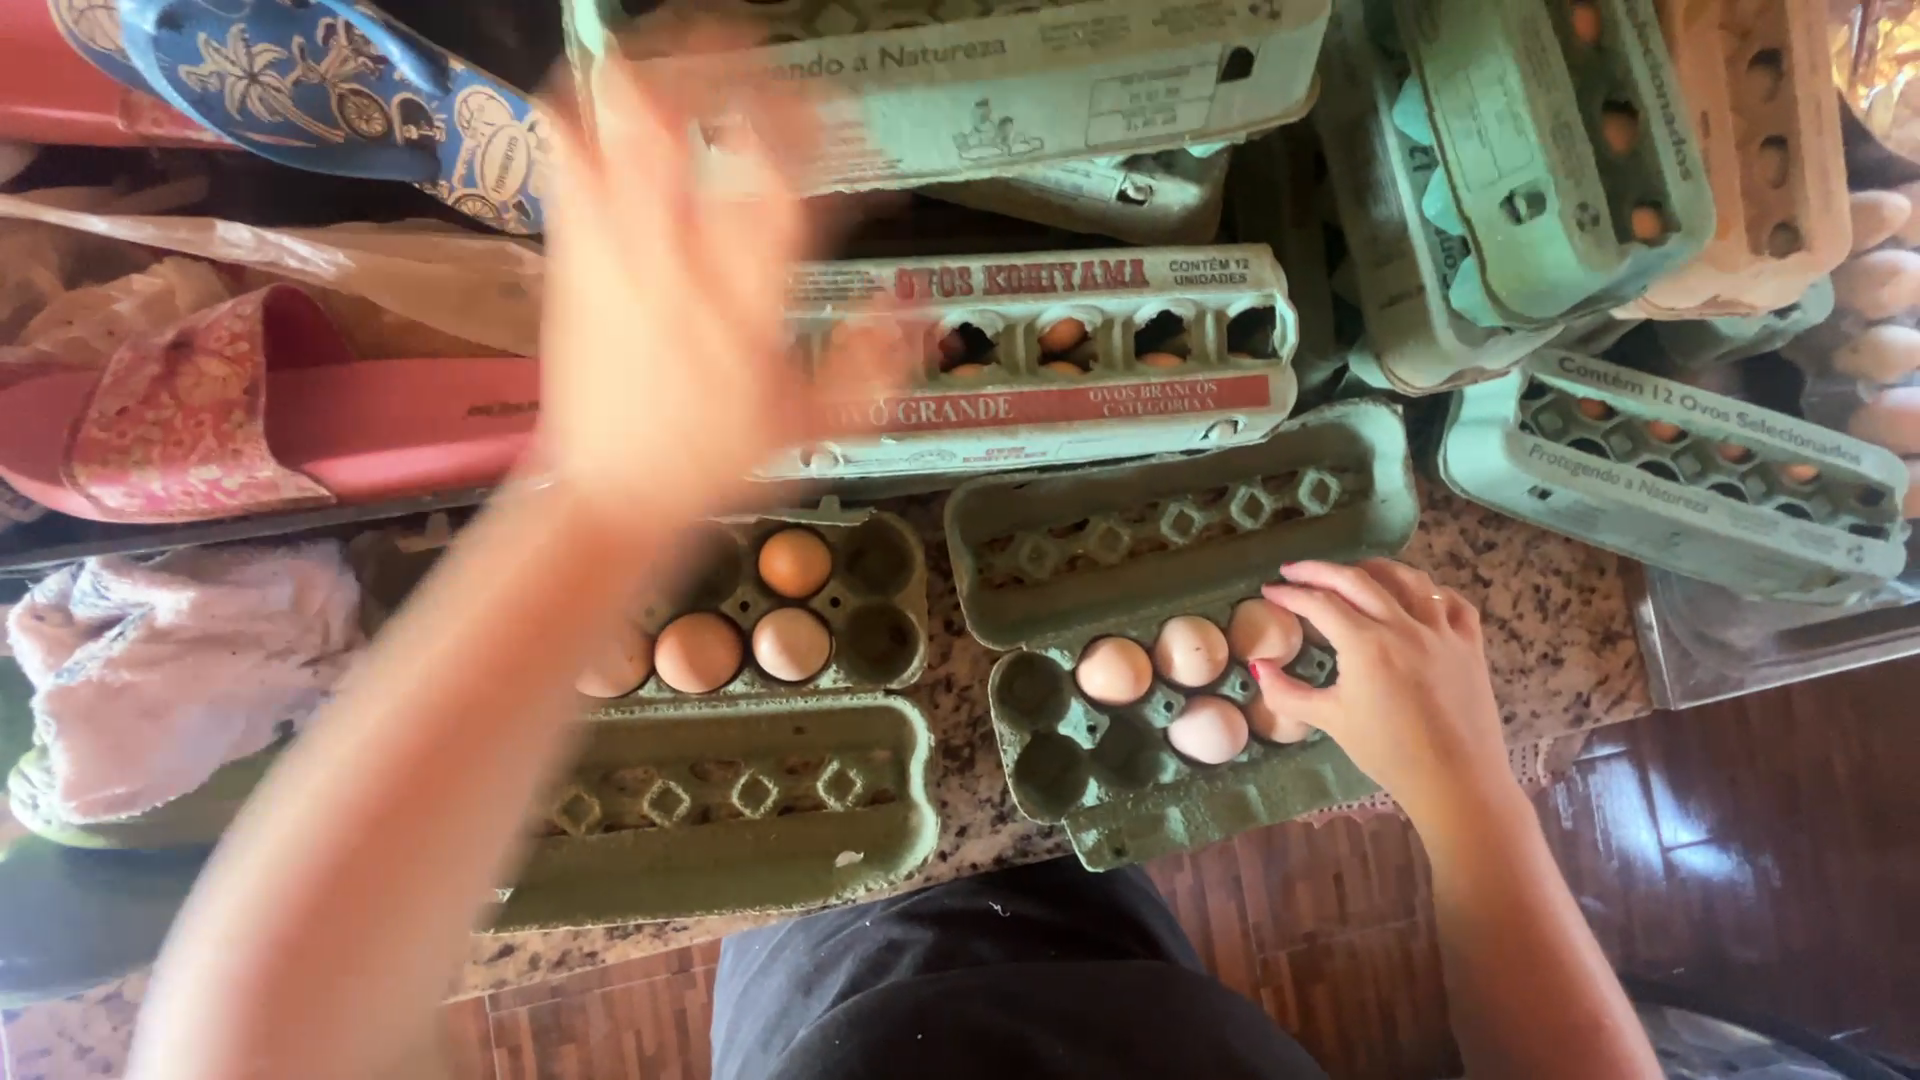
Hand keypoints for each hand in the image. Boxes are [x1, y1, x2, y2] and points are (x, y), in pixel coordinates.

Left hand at [537, 29, 910, 530]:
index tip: (845, 127)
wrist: (611, 492)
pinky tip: (617, 106)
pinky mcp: (568, 255)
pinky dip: (587, 104)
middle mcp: (675, 259)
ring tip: (690, 60)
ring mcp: (613, 250)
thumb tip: (914, 305)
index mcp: (746, 299)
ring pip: (613, 112)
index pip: (783, 172)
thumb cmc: (714, 464)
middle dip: (727, 58)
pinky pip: (562, 149)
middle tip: (760, 56)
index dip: (821, 125)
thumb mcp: (817, 426)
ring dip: (655, 66)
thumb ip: (877, 362)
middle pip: (685, 110)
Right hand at [1251, 559, 1518, 825]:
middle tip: (1294, 570)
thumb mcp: (1329, 720)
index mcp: (1366, 645)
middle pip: (1357, 580)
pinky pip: (1452, 603)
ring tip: (1352, 570)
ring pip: (1409, 580)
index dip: (1290, 593)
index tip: (1270, 590)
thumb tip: (1258, 667)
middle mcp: (1404, 627)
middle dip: (1319, 570)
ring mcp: (1442, 633)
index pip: (1319, 603)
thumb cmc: (1387, 752)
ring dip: (1375, 568)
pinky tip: (1414, 595)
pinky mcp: (1470, 645)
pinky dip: (1430, 591)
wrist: (1456, 782)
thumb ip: (1286, 692)